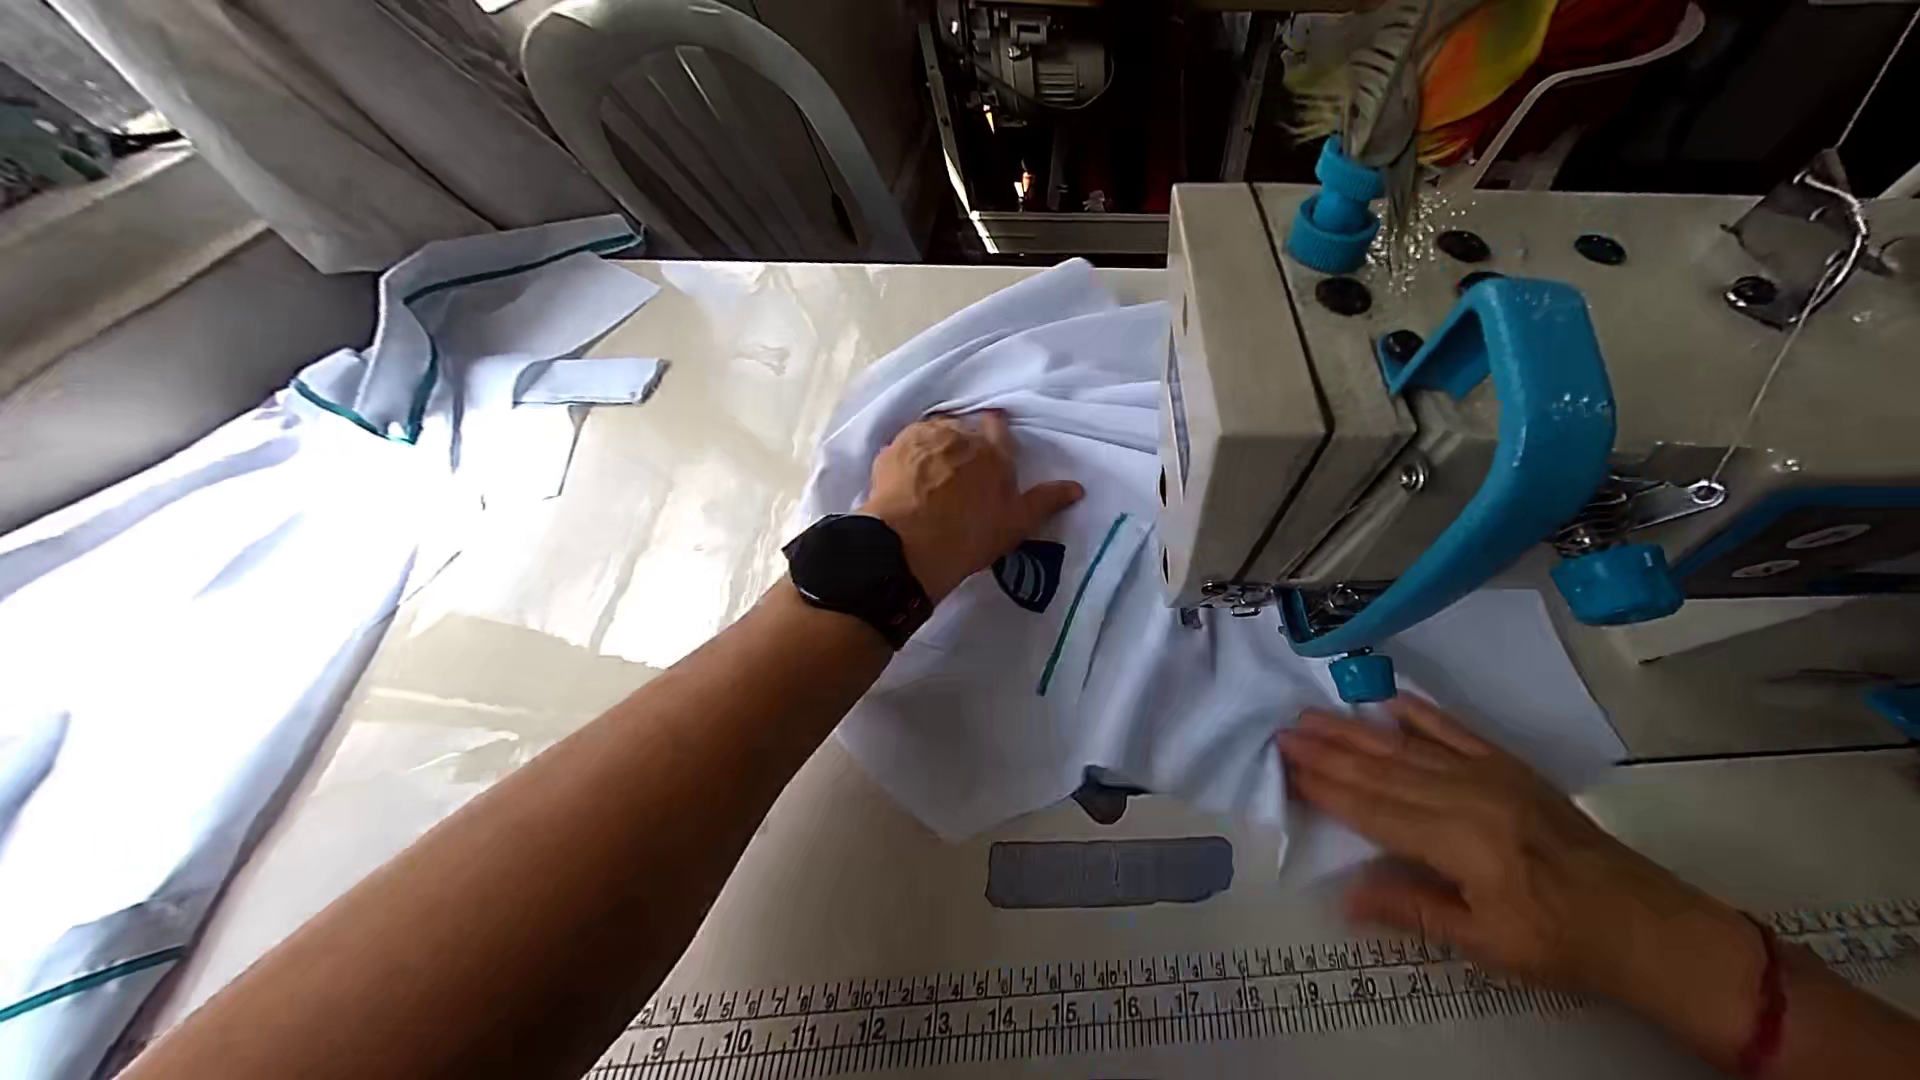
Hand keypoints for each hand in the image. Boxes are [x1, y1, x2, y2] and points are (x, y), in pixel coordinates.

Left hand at [859, 411, 1082, 602]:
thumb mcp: (1015, 524)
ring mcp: (922, 438)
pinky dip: (908, 456)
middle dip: (963, 444)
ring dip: (935, 446)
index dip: (995, 434)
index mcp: (993, 451)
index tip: (990, 448)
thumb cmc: (970, 536)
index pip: (998, 426)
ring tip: (930, 473)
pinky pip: (905, 444)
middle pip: (964, 429)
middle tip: (958, 472)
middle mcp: (959, 434)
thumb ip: (1045, 500)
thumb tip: (1077, 487)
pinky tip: (906, 476)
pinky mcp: (892, 448)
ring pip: (933, 433)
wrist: (909, 546)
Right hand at [1279, 698, 1766, 1064]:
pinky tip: (1388, 701)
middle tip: (1283, 732)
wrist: (1655, 929)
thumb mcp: (1485, 944)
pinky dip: (1420, 715)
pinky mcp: (1511, 768)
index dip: (1326, 789)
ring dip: (1353, 731)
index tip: (1285, 769)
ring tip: (1311, 715)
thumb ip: (1411, 908)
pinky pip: (1456, 733)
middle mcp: (1468, 799)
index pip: (1373, 810)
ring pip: (1405, 748)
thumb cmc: (1563, 944)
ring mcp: (1490, 777)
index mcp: (1460, 844)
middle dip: (1326, 752)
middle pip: (1380, 771)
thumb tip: (1341, 897)